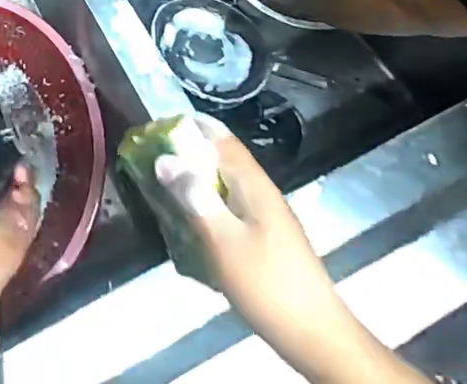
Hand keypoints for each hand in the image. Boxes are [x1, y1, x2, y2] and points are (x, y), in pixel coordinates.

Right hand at [153, 116, 347, 343]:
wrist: (317, 339)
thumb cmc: (268, 285)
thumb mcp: (223, 241)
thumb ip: (194, 197)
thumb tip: (164, 159)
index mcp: (253, 184)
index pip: (220, 137)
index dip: (189, 126)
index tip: (156, 127)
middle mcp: (260, 192)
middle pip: (219, 158)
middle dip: (184, 153)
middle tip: (149, 159)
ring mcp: (265, 216)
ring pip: (222, 184)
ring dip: (192, 181)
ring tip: (159, 188)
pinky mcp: (264, 239)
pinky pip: (227, 208)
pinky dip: (204, 206)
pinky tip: (187, 225)